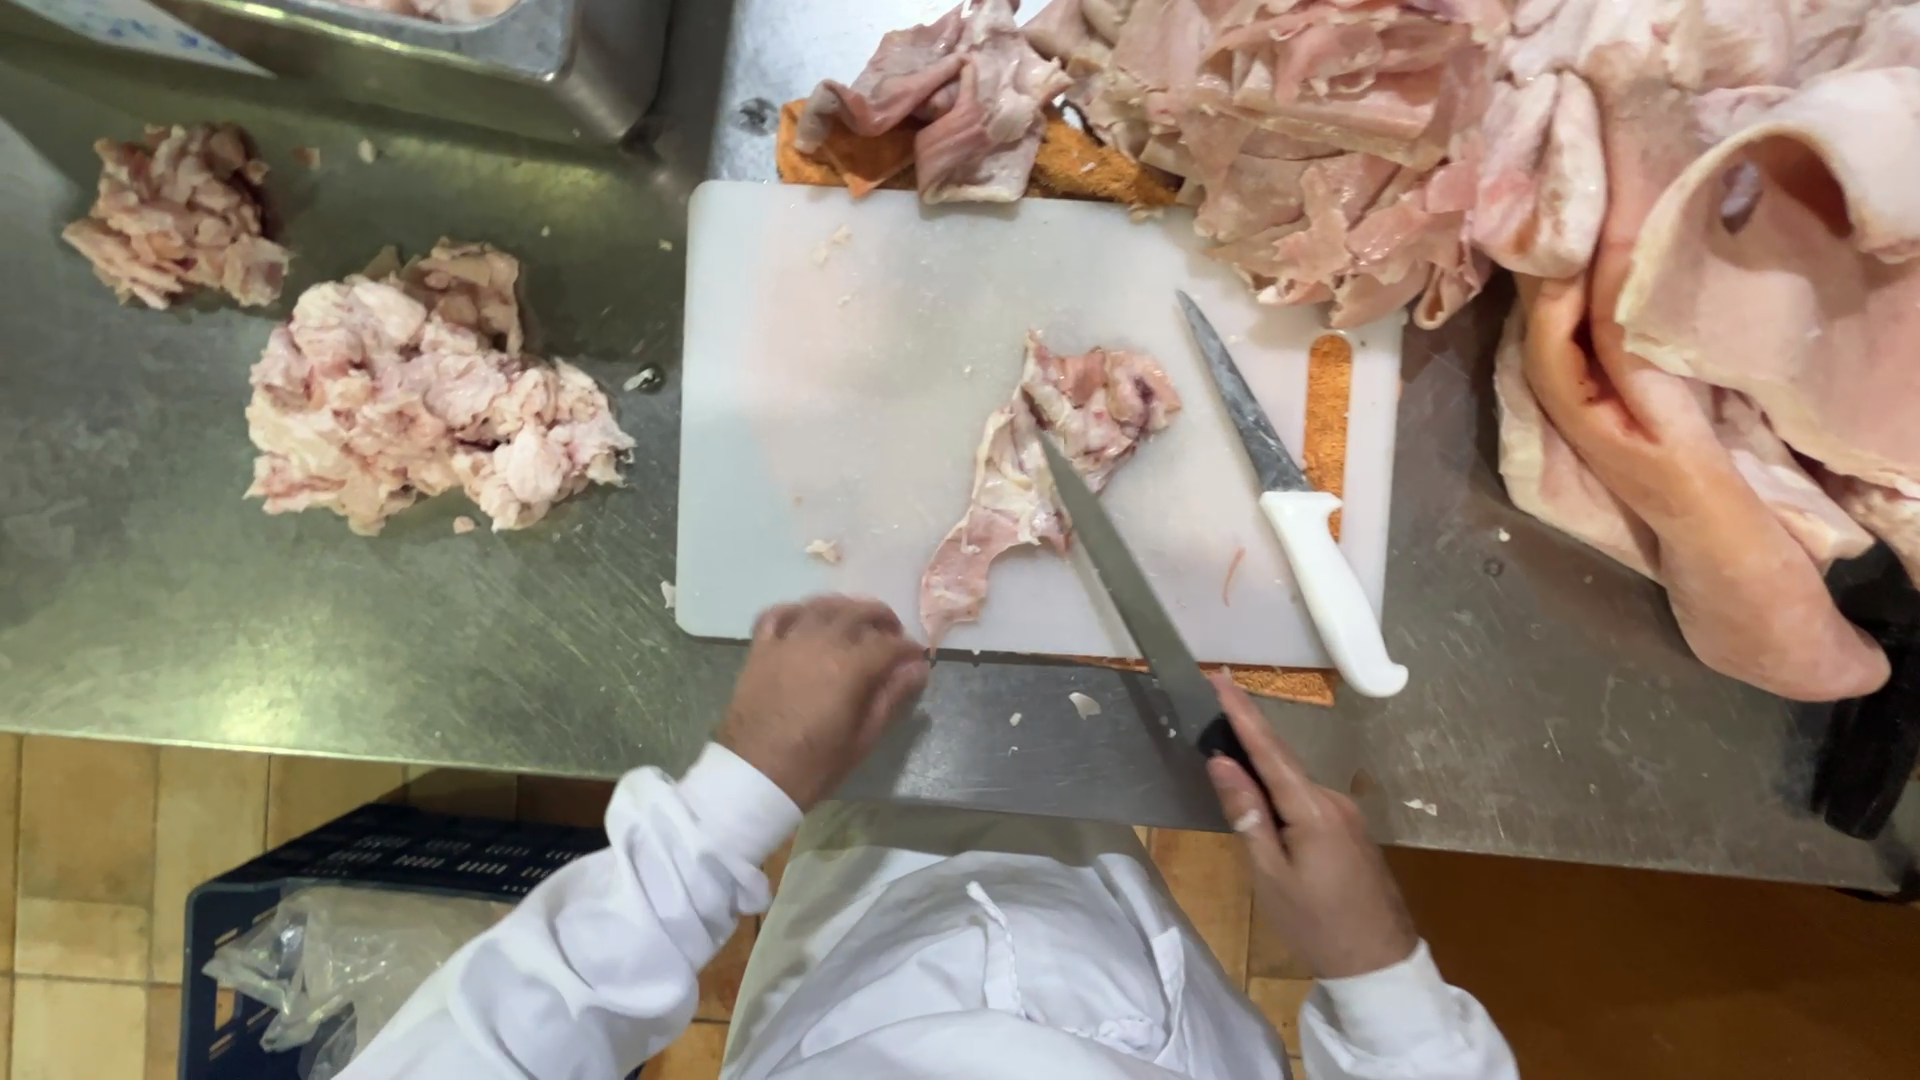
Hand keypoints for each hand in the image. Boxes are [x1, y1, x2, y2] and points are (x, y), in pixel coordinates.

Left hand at [717, 595, 929, 810]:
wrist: (752, 778)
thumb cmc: (813, 765)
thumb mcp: (862, 738)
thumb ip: (891, 697)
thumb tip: (917, 668)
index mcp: (849, 667)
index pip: (889, 644)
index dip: (909, 648)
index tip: (917, 657)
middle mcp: (819, 642)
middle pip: (858, 612)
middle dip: (882, 618)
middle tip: (892, 634)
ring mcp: (786, 642)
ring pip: (821, 606)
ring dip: (844, 607)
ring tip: (855, 622)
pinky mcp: (760, 649)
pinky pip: (778, 614)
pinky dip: (796, 610)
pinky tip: (807, 619)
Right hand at [1204, 673, 1417, 978]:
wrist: (1379, 969)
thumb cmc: (1315, 924)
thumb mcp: (1268, 874)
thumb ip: (1246, 813)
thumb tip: (1221, 762)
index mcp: (1312, 810)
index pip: (1269, 750)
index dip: (1242, 713)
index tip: (1220, 679)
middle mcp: (1333, 801)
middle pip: (1280, 759)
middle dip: (1247, 729)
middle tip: (1214, 698)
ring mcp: (1346, 815)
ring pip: (1292, 781)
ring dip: (1260, 765)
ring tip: (1225, 750)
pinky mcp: (1349, 830)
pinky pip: (1304, 798)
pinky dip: (1278, 790)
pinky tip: (1259, 796)